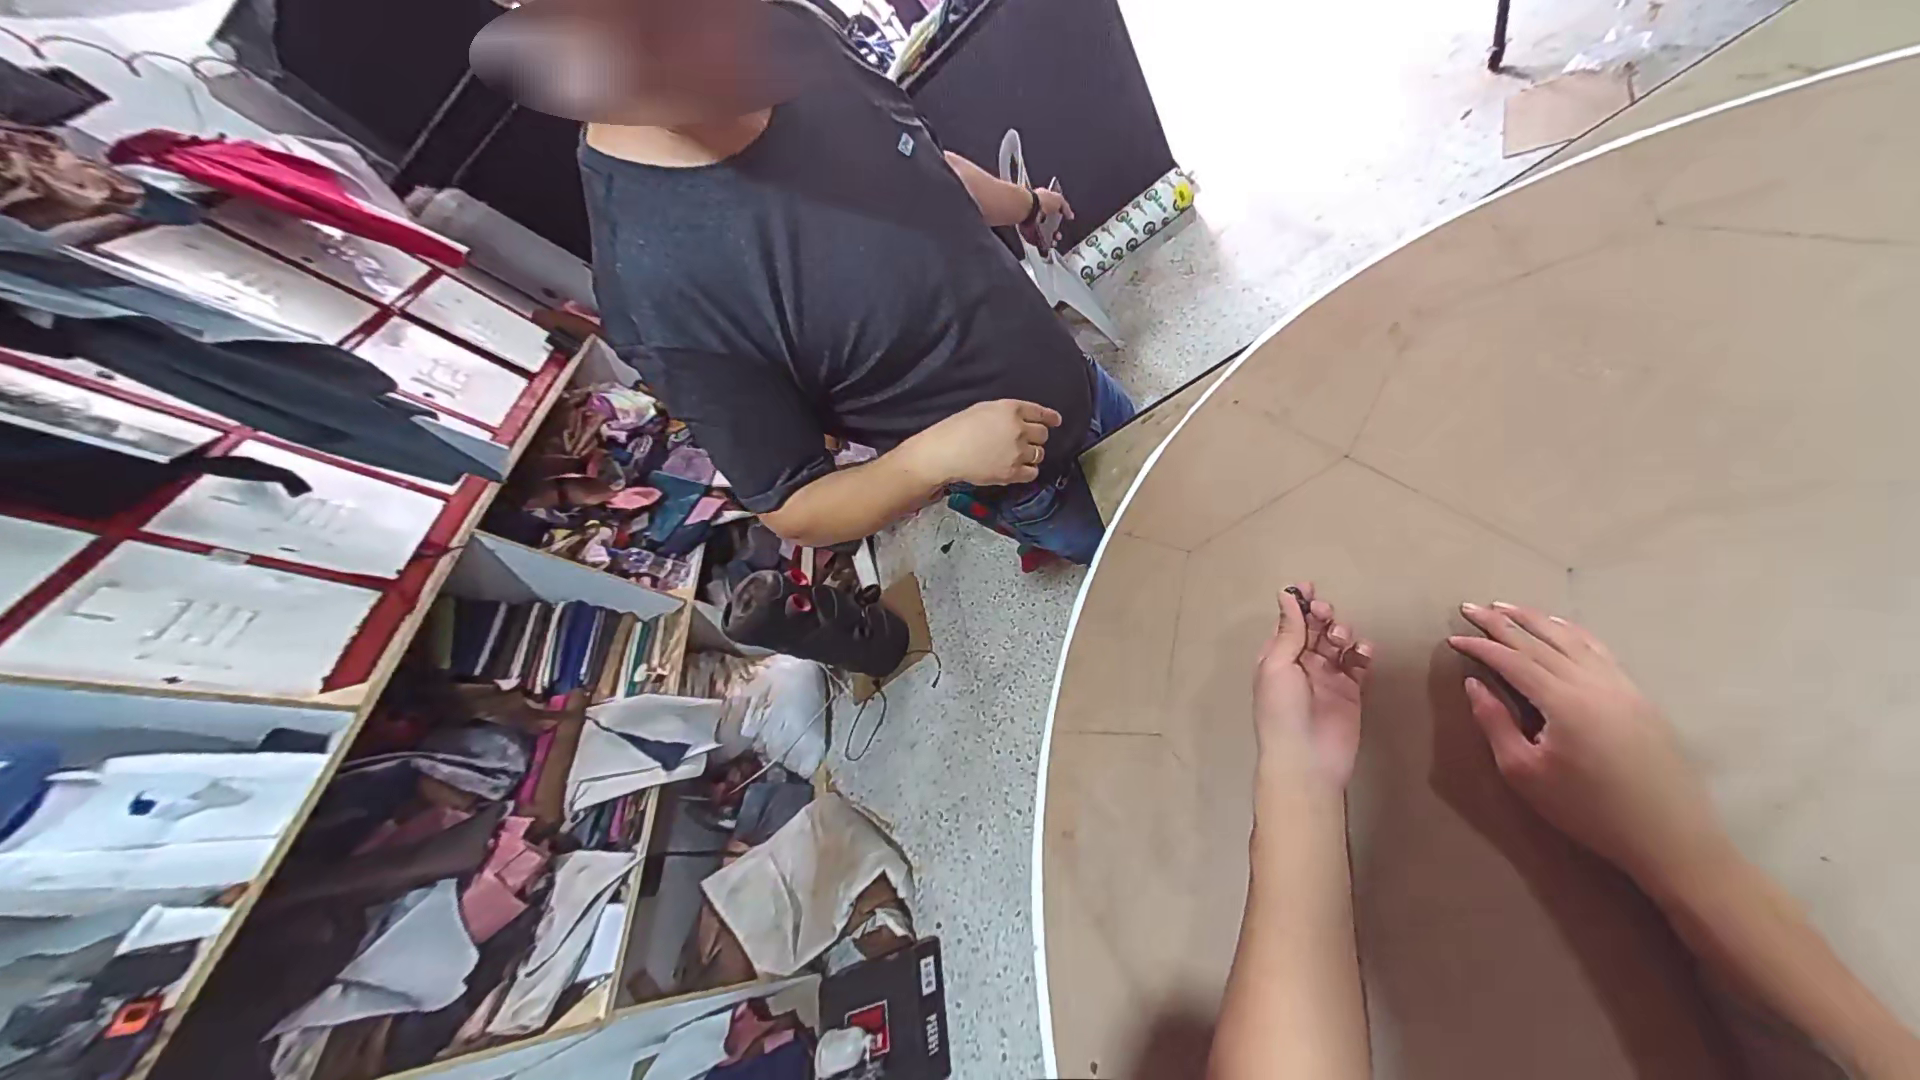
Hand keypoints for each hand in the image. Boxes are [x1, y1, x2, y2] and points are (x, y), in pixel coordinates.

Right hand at [901, 399, 1061, 486]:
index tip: (1056, 421)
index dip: (1050, 418)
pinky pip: (1032, 472)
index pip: (1041, 413)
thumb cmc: (957, 428)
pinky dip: (1028, 470)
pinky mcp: (1012, 472)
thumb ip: (1006, 412)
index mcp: (1012, 409)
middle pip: (1043, 435)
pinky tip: (1019, 468)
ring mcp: (1018, 452)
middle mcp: (1019, 430)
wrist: (945, 452)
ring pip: (1040, 454)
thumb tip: (1020, 419)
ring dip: (1032, 454)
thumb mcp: (983, 409)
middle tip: (1027, 440)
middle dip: (1037, 437)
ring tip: (1020, 455)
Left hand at [1021, 187, 1073, 248]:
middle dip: (1055, 232)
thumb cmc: (1041, 201)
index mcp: (1043, 201)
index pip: (1052, 212)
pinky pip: (1035, 240)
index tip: (1062, 225)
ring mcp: (1030, 223)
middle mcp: (1036, 212)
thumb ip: (1066, 208)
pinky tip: (1046, 245)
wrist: (1027, 209)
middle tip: (1058, 236)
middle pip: (1047, 225)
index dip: (1058, 219)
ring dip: (1049, 240)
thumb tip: (1070, 215)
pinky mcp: (1026, 232)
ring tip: (1053, 243)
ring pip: (1041, 234)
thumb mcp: (1059, 200)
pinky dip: (1041, 244)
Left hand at [1252, 582, 1372, 792]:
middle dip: (1321, 615)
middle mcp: (1300, 662)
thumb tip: (1286, 595)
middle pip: (1314, 629)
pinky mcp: (1350, 690)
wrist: (1307, 757)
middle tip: (1326, 612)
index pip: (1288, 623)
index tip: (1308, 586)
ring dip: (1341, 632)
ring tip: (1341, 638)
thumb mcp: (1278, 665)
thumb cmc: (1282, 709)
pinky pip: (1358, 664)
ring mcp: (1326, 676)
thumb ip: (1288, 631)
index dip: (1298, 604)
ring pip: (1337, 643)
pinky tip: (1361, 652)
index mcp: (1276, 655)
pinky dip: (1361, 653)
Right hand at [1449, 603, 1728, 891]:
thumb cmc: (1587, 810)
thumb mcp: (1524, 772)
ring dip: (1537, 621)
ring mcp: (1625, 690)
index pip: (1513, 661)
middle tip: (1470, 606)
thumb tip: (1474, 684)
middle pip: (1542, 643)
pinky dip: (1574, 634)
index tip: (1452, 638)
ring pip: (1575, 641)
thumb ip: (1495, 722)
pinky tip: (1560, 628)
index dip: (1480, 646)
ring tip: (1508, 607)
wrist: (1673, 842)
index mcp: (1566, 704)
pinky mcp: (1640, 700)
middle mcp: (1597, 687)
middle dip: (1502, 623)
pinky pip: (1601, 653)